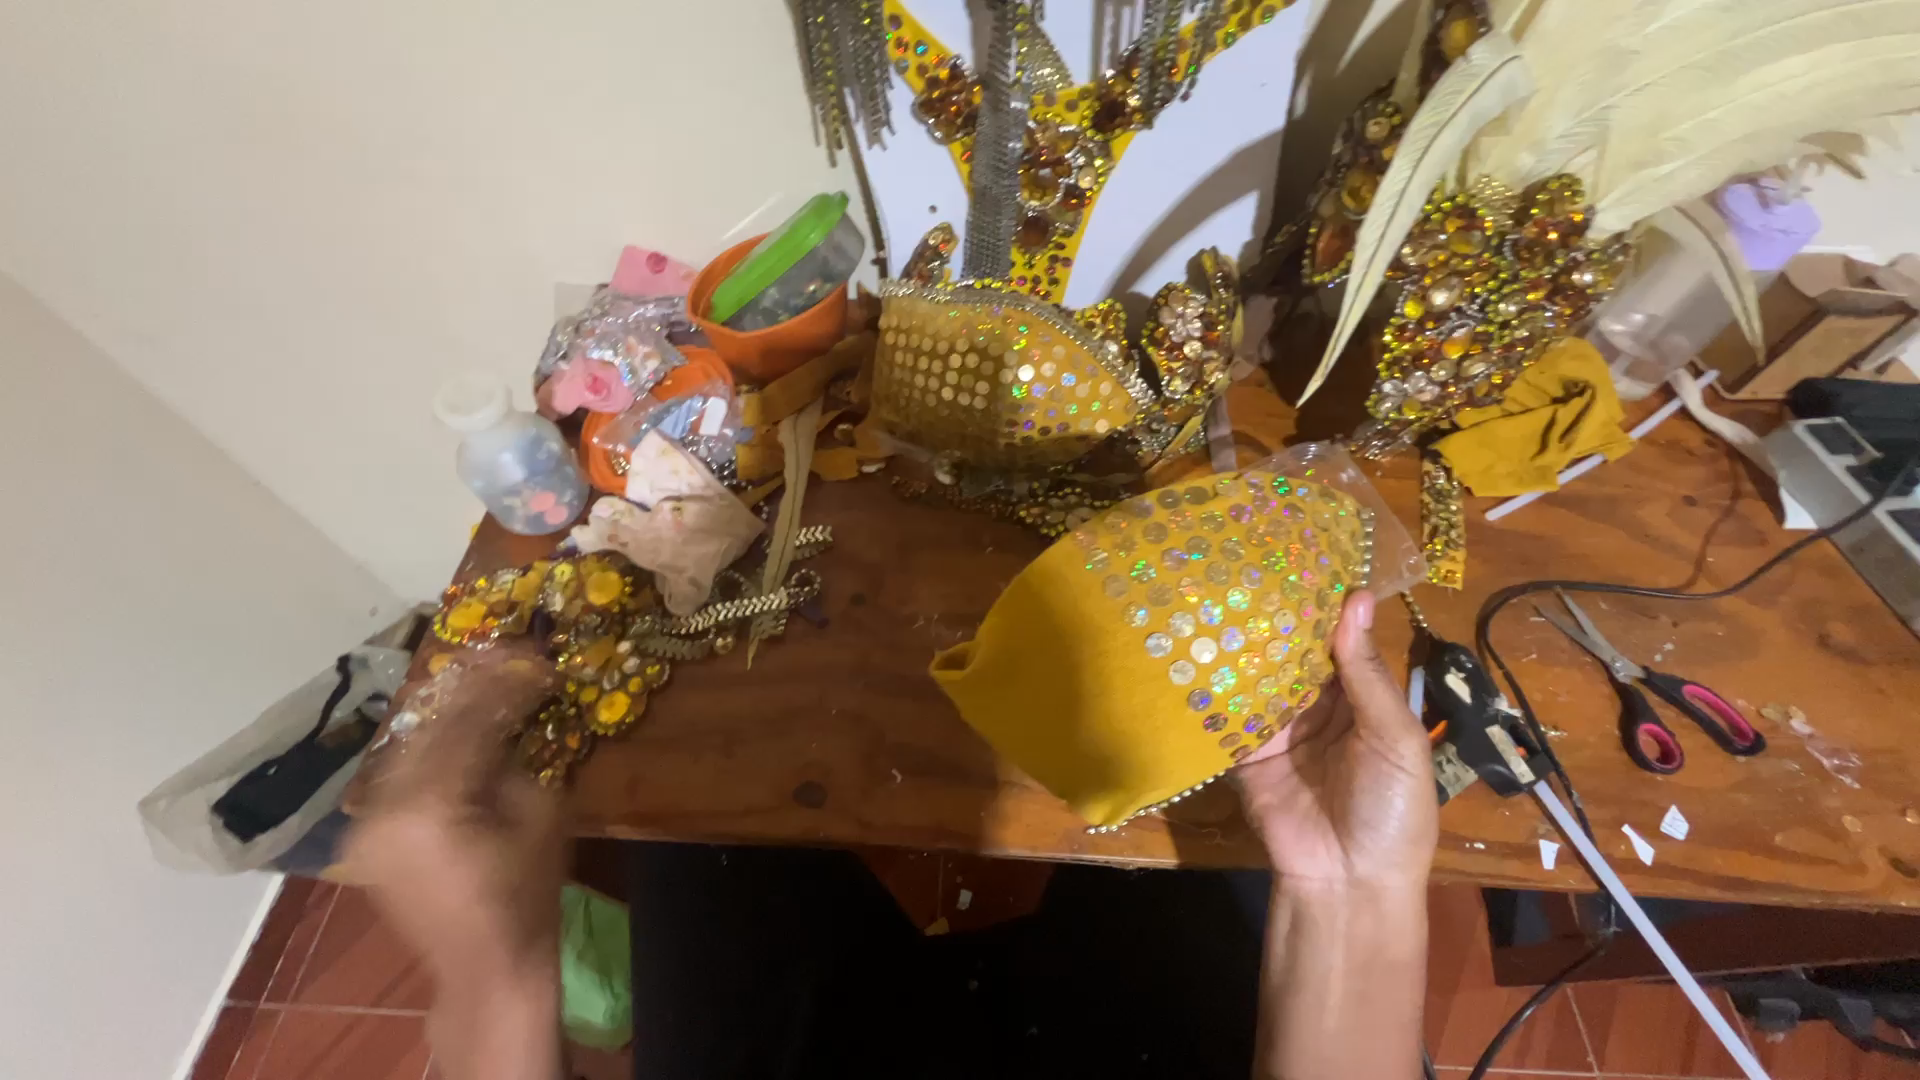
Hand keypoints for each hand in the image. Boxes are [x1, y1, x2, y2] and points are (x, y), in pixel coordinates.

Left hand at [346, 647, 565, 987]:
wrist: (486, 960)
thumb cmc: (527, 888)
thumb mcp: (540, 811)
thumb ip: (516, 756)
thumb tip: (512, 713)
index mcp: (429, 805)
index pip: (468, 723)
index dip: (504, 683)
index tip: (533, 654)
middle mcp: (383, 808)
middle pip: (431, 727)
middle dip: (473, 687)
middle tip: (508, 653)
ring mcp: (367, 824)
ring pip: (410, 745)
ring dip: (451, 711)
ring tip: (486, 678)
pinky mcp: (369, 835)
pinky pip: (402, 772)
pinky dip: (433, 743)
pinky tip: (460, 723)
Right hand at [1235, 589, 1437, 888]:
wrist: (1347, 881)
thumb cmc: (1392, 809)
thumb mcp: (1395, 739)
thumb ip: (1367, 674)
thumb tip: (1356, 600)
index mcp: (1360, 700)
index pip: (1338, 642)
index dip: (1324, 607)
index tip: (1298, 560)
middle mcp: (1316, 705)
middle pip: (1293, 654)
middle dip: (1276, 619)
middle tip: (1244, 567)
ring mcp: (1276, 725)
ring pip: (1259, 675)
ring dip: (1243, 645)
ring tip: (1216, 595)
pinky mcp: (1243, 747)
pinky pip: (1229, 711)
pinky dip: (1216, 684)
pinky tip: (1197, 647)